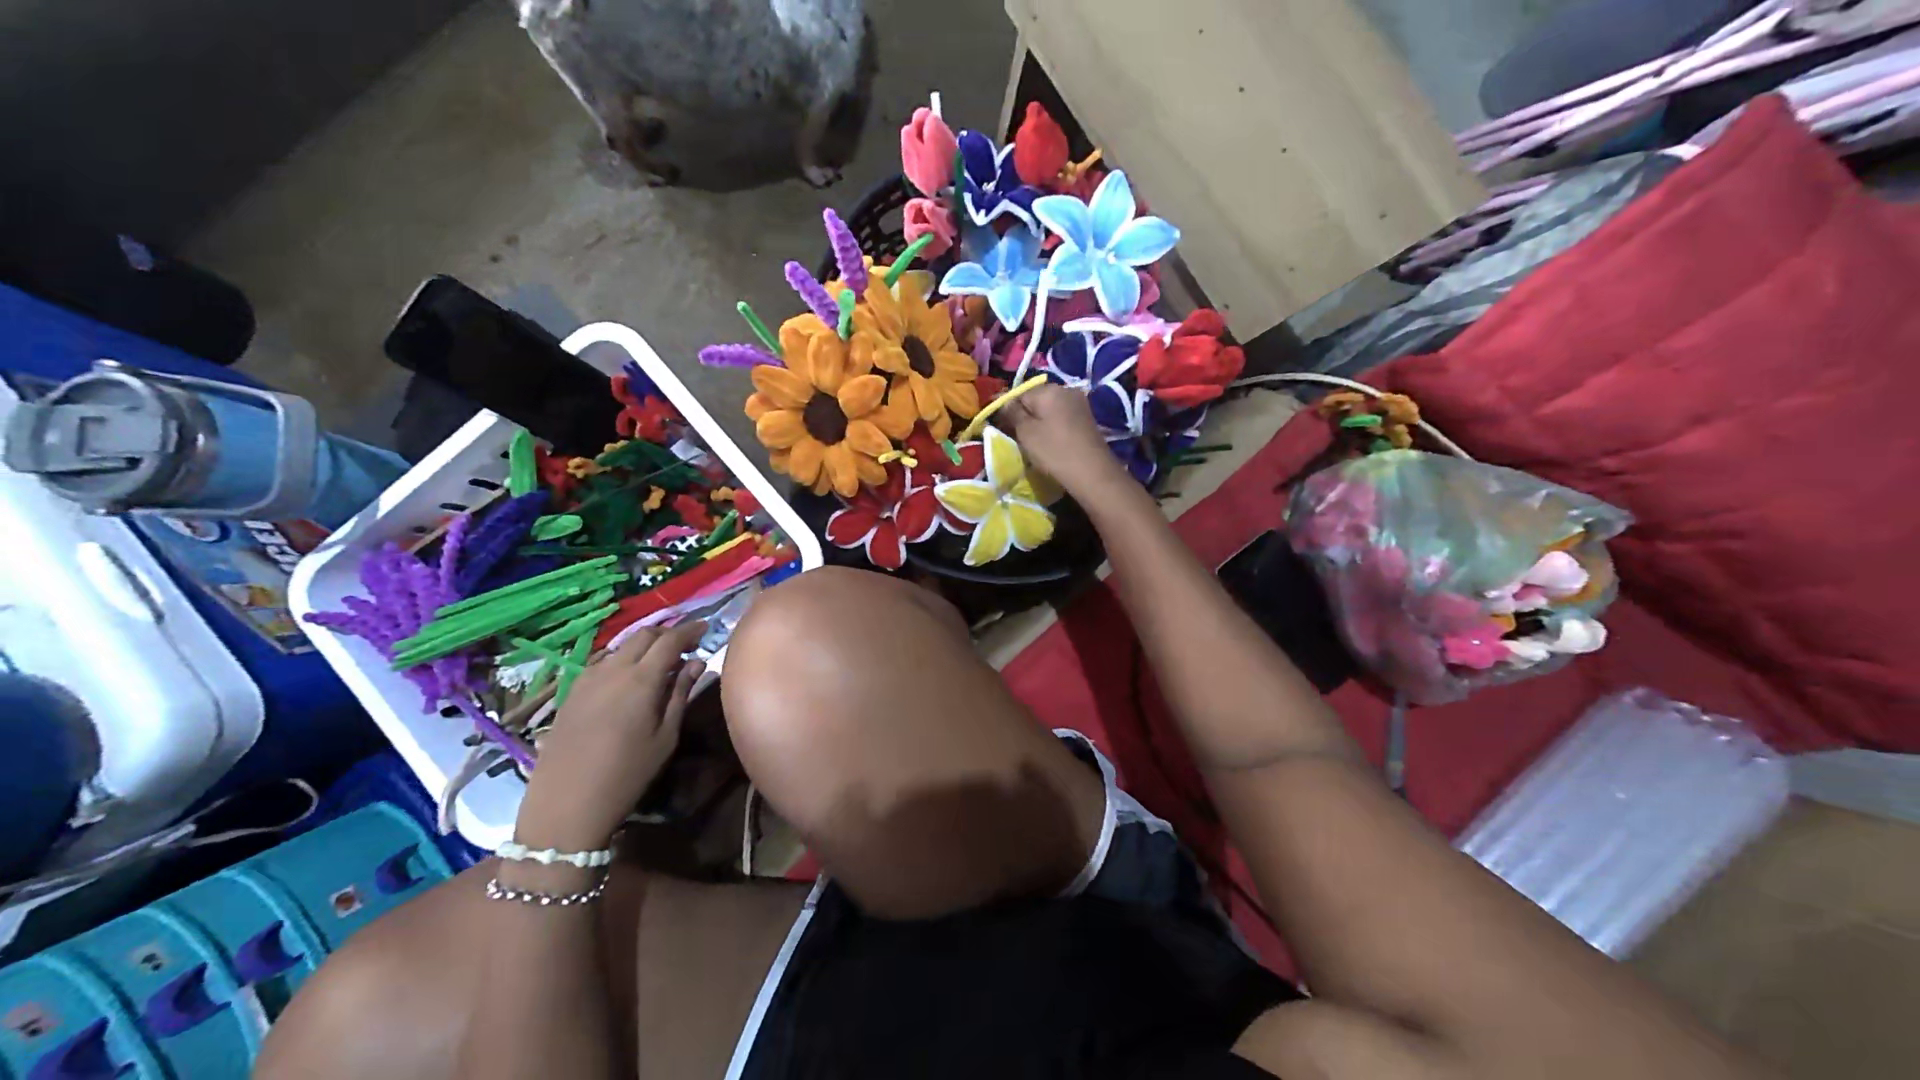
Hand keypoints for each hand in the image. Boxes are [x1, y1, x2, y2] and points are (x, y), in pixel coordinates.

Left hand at [515, 622, 706, 848]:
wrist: (565, 804)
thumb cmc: (627, 774)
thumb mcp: (665, 737)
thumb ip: (680, 694)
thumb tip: (697, 663)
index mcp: (641, 679)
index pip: (670, 640)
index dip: (690, 630)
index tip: (706, 628)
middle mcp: (613, 669)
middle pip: (644, 635)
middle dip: (667, 633)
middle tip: (686, 644)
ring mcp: (588, 678)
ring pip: (621, 646)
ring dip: (644, 645)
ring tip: (660, 660)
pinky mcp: (572, 691)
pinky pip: (603, 661)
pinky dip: (623, 658)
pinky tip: (629, 676)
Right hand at [1001, 383, 1129, 498]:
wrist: (1092, 472)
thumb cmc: (1054, 450)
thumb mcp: (1026, 432)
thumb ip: (1013, 413)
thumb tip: (1005, 402)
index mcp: (1049, 389)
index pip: (1019, 394)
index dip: (1010, 411)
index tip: (1005, 430)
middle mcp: (1066, 390)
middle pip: (1036, 400)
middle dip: (1027, 416)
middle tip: (1020, 438)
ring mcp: (1079, 403)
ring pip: (1050, 409)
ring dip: (1041, 422)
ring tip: (1036, 443)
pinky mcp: (1087, 418)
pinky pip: (1062, 417)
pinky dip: (1054, 427)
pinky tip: (1052, 442)